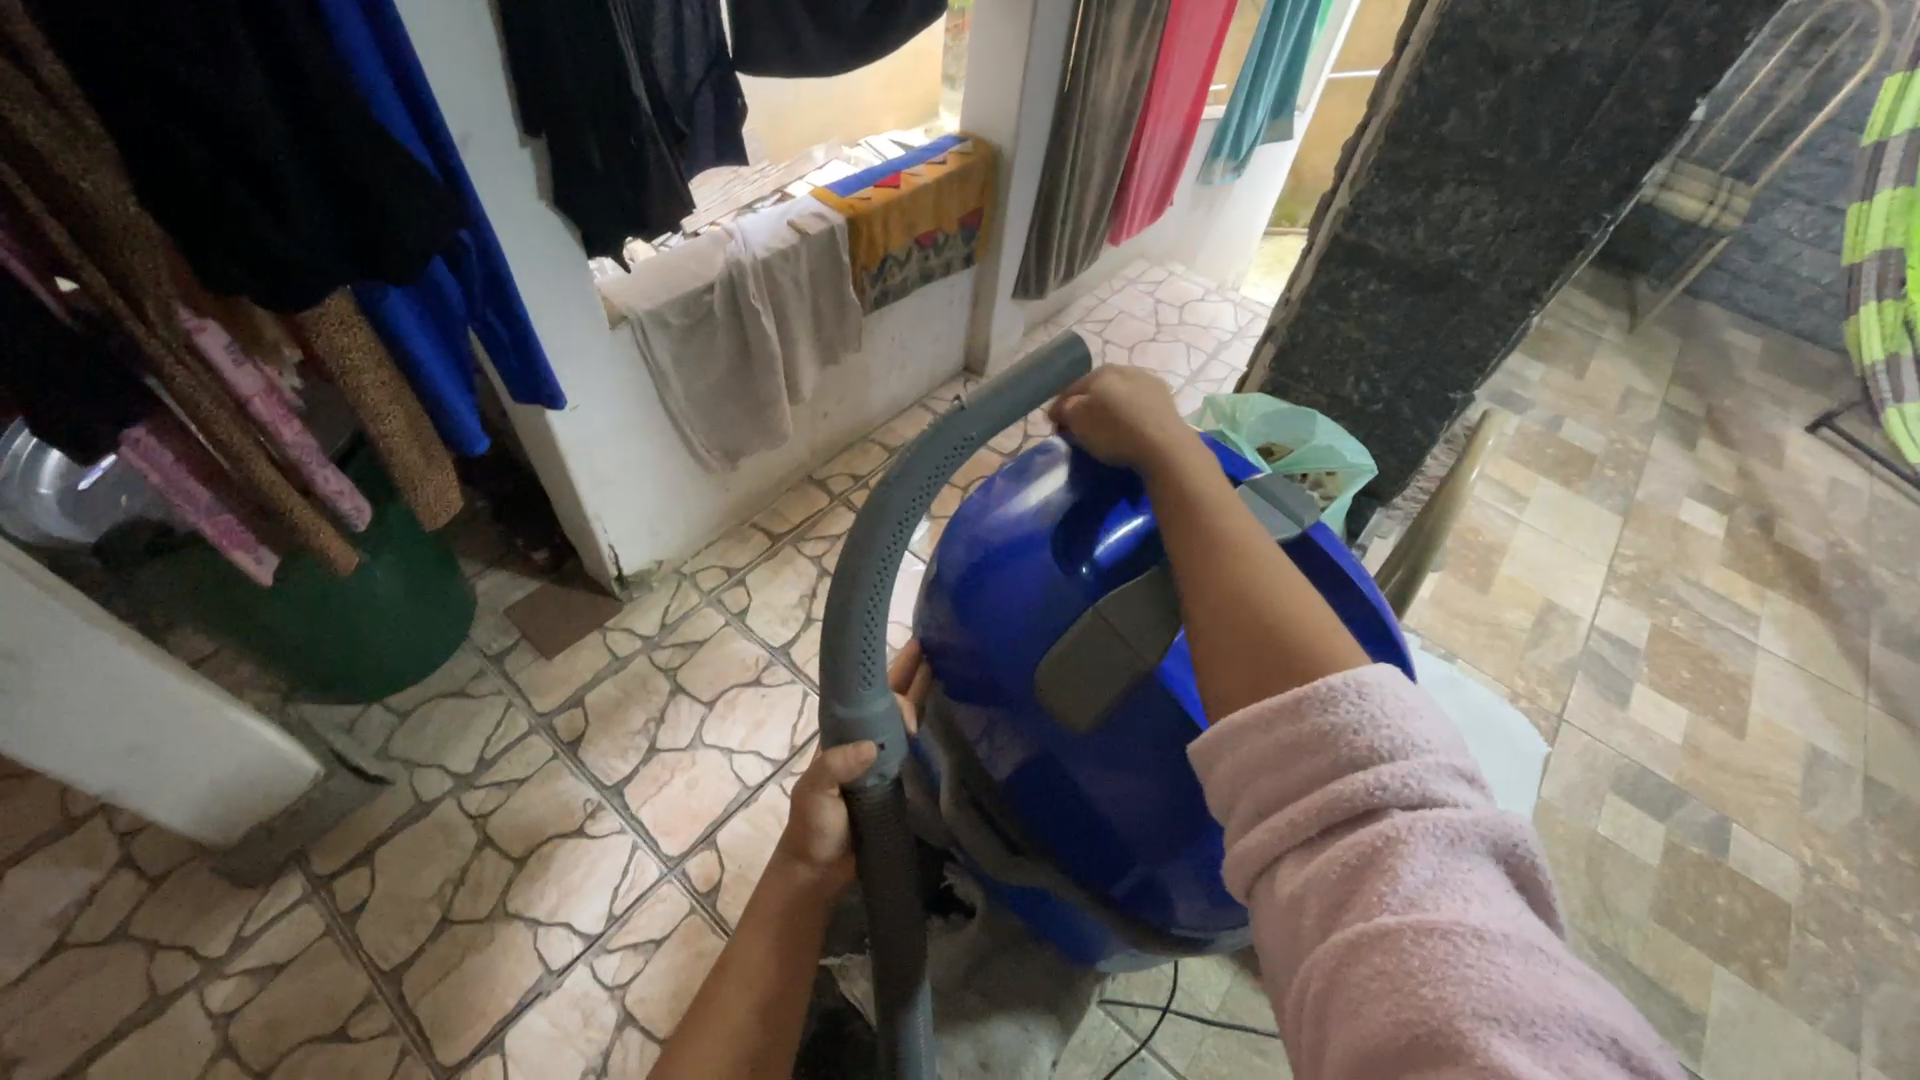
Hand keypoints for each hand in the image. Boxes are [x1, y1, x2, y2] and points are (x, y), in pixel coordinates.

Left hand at [773, 641, 931, 889]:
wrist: (821, 870)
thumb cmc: (813, 826)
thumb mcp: (814, 792)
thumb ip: (835, 766)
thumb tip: (872, 745)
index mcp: (845, 737)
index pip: (873, 697)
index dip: (894, 674)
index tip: (915, 652)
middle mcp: (868, 743)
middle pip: (893, 701)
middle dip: (913, 673)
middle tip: (936, 646)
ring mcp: (886, 764)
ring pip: (909, 722)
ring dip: (925, 697)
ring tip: (950, 673)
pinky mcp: (903, 786)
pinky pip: (921, 754)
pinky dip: (934, 735)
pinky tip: (951, 724)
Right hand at [1047, 366, 1197, 470]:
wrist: (1163, 444)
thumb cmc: (1113, 430)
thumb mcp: (1077, 420)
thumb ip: (1063, 410)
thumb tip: (1060, 409)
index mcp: (1100, 371)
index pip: (1071, 389)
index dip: (1060, 409)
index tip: (1057, 427)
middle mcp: (1125, 369)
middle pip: (1097, 389)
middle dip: (1087, 406)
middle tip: (1080, 429)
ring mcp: (1148, 382)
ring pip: (1119, 395)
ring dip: (1110, 409)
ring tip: (1107, 430)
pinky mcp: (1166, 399)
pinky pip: (1139, 405)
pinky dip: (1130, 415)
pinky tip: (1130, 429)